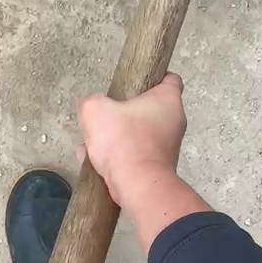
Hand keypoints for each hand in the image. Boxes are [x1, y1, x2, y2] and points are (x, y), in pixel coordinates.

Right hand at [77, 73, 211, 250]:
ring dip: (117, 135)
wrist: (137, 185)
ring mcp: (168, 146)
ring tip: (93, 140)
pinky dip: (118, 155)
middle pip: (149, 108)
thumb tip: (87, 104)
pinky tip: (94, 160)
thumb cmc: (123, 141)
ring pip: (139, 133)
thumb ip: (89, 102)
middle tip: (107, 112)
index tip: (134, 82)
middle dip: (125, 110)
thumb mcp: (95, 111)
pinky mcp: (158, 166)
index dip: (152, 76)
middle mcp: (174, 121)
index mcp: (168, 100)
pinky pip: (135, 154)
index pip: (169, 78)